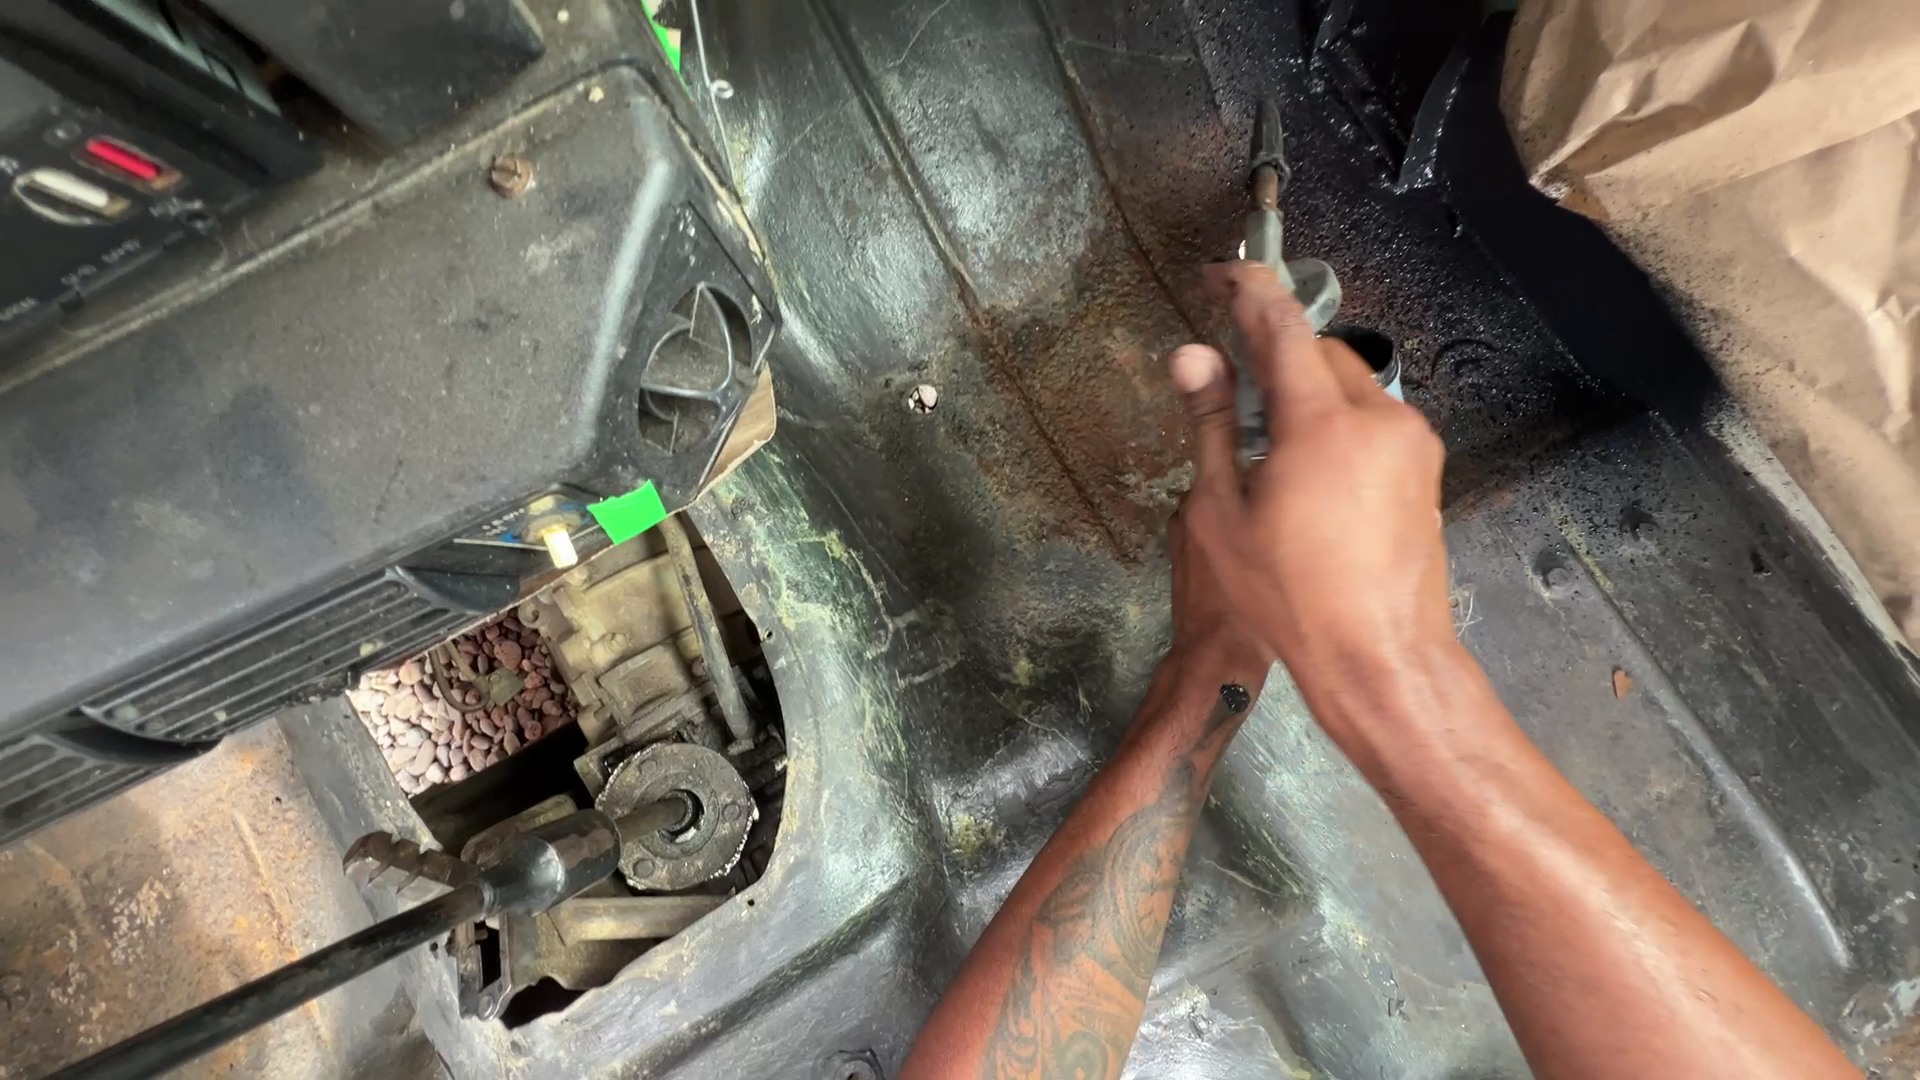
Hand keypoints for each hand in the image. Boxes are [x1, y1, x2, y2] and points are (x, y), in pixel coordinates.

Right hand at [1167, 262, 1450, 744]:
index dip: (1247, 289)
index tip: (1220, 271)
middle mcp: (1379, 417)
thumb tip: (1191, 356)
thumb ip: (1210, 426)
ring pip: (1349, 385)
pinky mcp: (1425, 469)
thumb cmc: (1285, 594)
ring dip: (1304, 392)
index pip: (1282, 326)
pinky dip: (1332, 422)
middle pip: (1319, 353)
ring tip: (1267, 450)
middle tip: (1232, 392)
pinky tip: (1307, 476)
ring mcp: (1412, 443)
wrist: (1379, 658)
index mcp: (1321, 423)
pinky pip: (1371, 420)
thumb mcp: (1221, 514)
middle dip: (1274, 354)